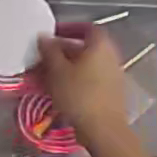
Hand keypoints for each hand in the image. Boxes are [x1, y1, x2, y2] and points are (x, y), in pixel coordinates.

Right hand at [37, 23, 129, 144]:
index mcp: (100, 44)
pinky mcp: (110, 92)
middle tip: (43, 59)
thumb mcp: (57, 71)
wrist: (102, 128)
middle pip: (85, 48)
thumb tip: (44, 36)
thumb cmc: (78, 95)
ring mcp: (113, 74)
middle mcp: (110, 55)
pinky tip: (60, 91)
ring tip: (47, 77)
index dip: (68, 28)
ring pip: (86, 65)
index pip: (85, 27)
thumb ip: (49, 51)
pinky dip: (75, 80)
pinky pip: (90, 79)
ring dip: (67, 68)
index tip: (52, 35)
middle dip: (62, 52)